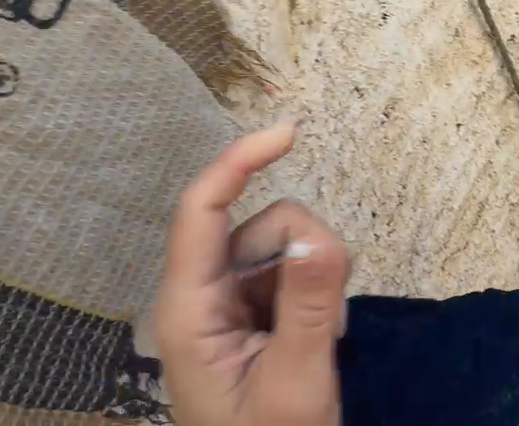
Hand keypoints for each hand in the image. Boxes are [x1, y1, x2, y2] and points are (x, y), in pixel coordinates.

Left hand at [157, 123, 349, 425]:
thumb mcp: (294, 385)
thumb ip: (307, 306)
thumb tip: (321, 234)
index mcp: (190, 309)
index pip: (201, 211)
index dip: (239, 160)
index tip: (290, 133)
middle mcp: (203, 292)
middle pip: (264, 222)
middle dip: (308, 250)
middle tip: (328, 319)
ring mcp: (231, 298)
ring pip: (287, 240)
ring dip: (318, 274)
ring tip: (323, 334)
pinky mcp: (254, 307)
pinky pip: (296, 263)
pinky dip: (318, 285)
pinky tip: (319, 330)